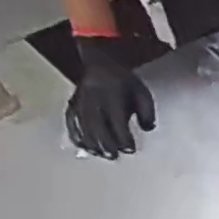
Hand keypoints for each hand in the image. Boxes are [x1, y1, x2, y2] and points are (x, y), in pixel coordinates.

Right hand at [67, 35, 156, 159]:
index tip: (130, 148)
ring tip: (102, 155)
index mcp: (113, 97)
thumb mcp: (142, 94)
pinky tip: (84, 146)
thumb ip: (147, 113)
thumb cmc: (124, 82)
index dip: (124, 139)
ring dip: (93, 144)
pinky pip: (71, 123)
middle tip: (115, 155)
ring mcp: (81, 102)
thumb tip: (147, 128)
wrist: (101, 63)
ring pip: (84, 128)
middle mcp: (94, 100)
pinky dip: (77, 137)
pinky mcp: (73, 105)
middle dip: (107, 145)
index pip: (117, 123)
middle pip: (98, 128)